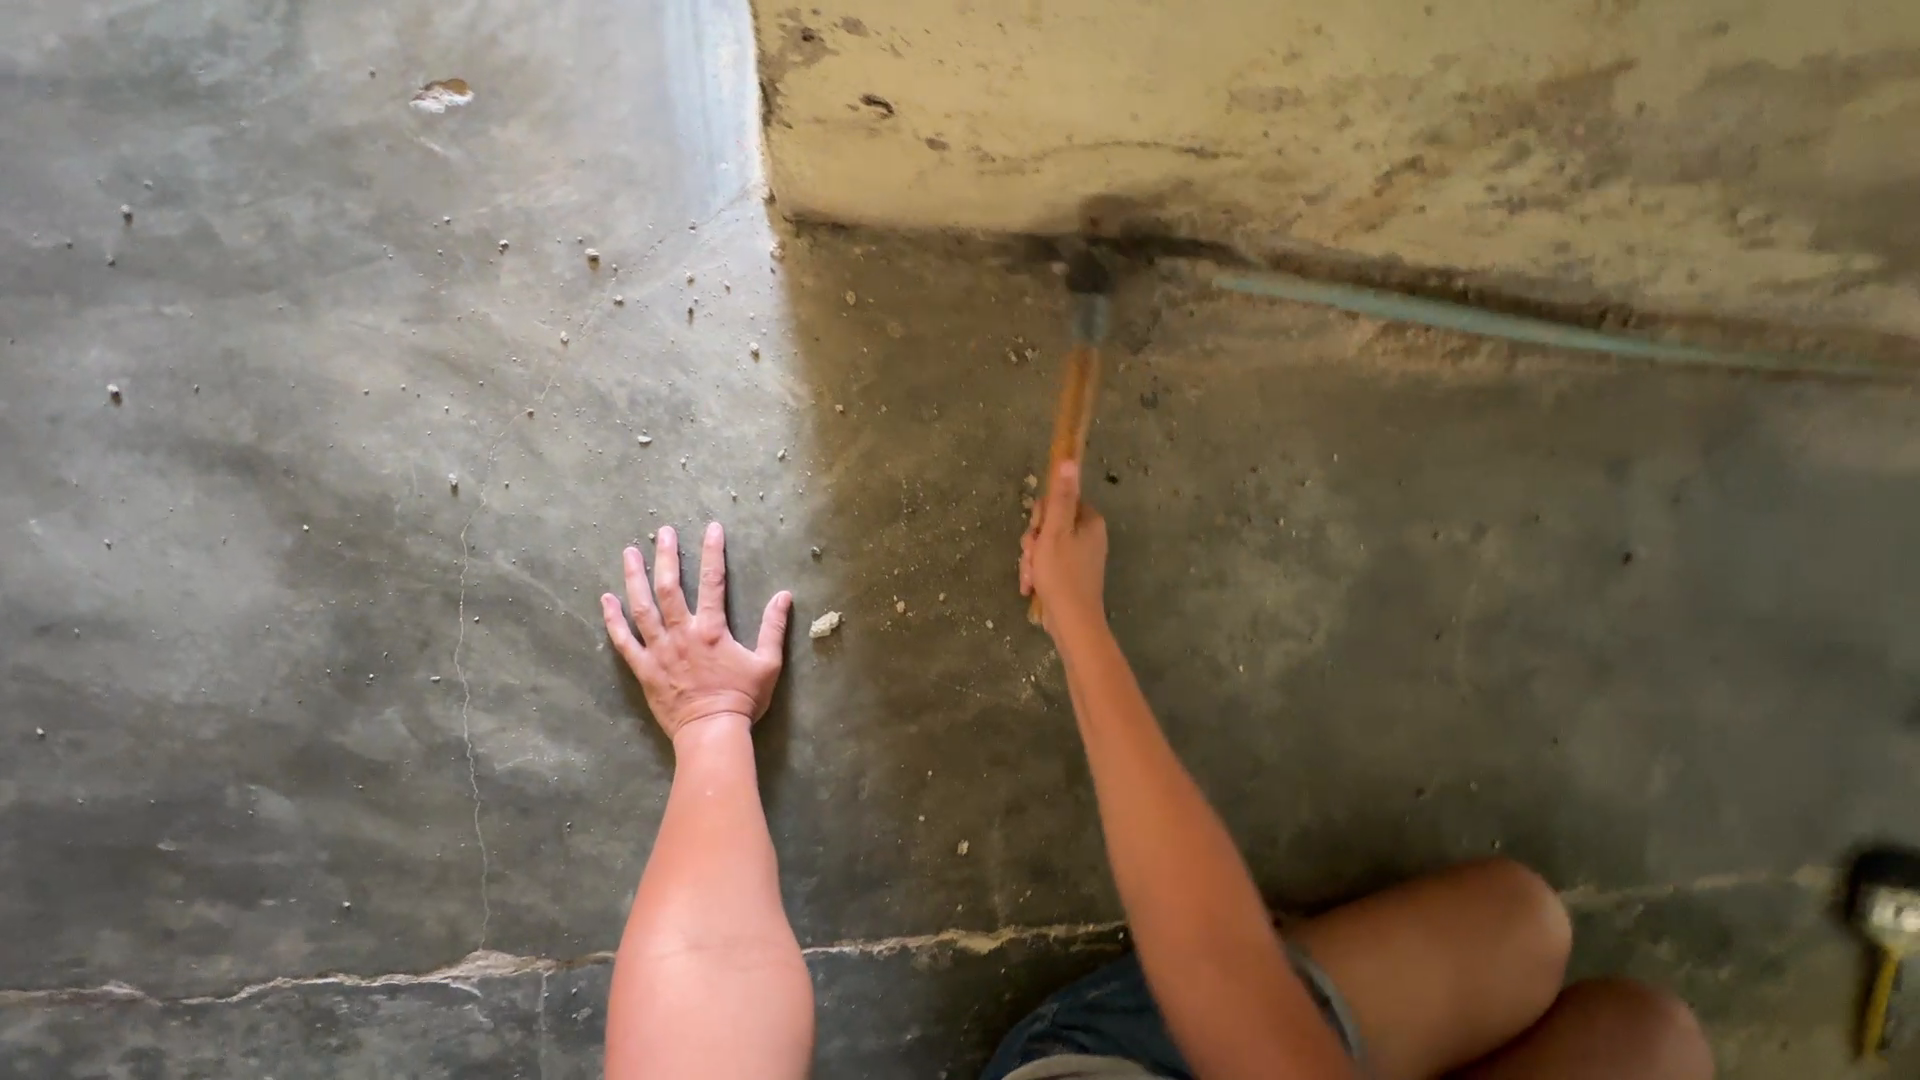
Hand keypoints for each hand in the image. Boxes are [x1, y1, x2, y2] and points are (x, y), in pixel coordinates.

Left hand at [601, 522, 791, 741]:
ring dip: (634, 577)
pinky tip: (606, 600)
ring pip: (642, 607)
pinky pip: (624, 641)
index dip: (713, 552)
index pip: (713, 581)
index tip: (711, 528)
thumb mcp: (768, 663)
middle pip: (670, 586)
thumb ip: (774, 628)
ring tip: (629, 553)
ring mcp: (659, 650)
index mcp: (713, 629)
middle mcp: (682, 633)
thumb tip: (784, 596)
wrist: (712, 732)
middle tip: (663, 531)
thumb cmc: (743, 698)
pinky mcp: (644, 669)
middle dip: (666, 555)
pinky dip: (613, 619)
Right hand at [1020, 461, 1107, 637]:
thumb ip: (1060, 497)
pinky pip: (1049, 564)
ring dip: (1031, 560)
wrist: (1073, 621)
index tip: (1036, 534)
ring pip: (1045, 546)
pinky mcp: (1074, 575)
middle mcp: (1089, 535)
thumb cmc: (1062, 574)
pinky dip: (1038, 574)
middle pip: (1049, 525)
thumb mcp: (1055, 531)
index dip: (1039, 518)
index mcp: (1089, 520)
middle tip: (1031, 558)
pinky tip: (1032, 587)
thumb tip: (1069, 460)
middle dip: (1033, 543)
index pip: (1057, 502)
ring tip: (1031, 578)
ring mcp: (1082, 557)